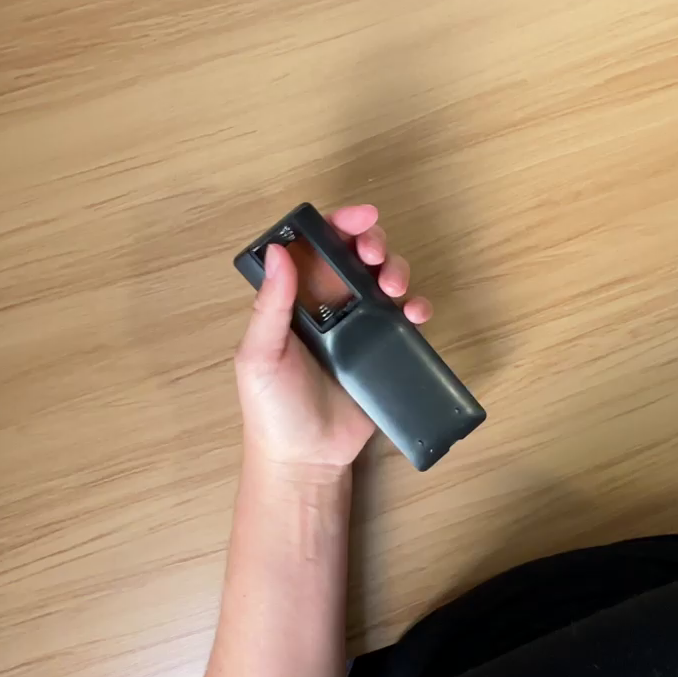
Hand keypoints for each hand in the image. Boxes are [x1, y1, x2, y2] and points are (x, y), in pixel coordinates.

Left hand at [234, 204, 432, 483]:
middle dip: (373, 242)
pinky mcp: (384, 349)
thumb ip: (269, 306)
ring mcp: (361, 325)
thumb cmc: (273, 407)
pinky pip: (406, 317)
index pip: (318, 248)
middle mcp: (330, 303)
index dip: (340, 224)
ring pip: (385, 279)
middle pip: (357, 255)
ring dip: (397, 269)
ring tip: (395, 287)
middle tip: (376, 255)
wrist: (306, 459)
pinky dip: (417, 305)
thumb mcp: (260, 355)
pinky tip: (416, 312)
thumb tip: (281, 251)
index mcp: (296, 298)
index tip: (361, 217)